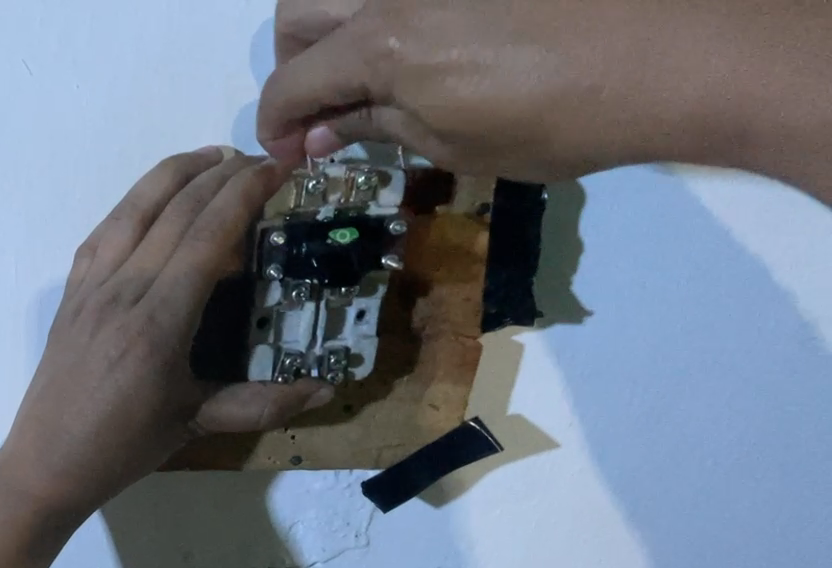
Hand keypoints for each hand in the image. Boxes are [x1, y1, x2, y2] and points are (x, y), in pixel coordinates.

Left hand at [0, 149, 331, 521]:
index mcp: (158, 320)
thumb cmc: (120, 449)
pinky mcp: (67, 301)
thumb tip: (326, 392)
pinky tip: (147, 204)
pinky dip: (127, 208)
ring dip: (171, 175)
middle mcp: (121, 293)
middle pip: (173, 211)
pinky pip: (98, 238)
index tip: (280, 168)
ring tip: (209, 158)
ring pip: (130, 212)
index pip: (207, 232)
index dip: (246, 191)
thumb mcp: (192, 424)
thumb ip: (259, 403)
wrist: (45, 465)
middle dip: (220, 174)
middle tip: (258, 161)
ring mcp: (88, 293)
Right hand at [257, 0, 828, 182]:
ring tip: (367, 66)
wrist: (692, 49)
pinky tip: (422, 36)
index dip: (275, 127)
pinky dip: (390, 11)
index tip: (290, 154)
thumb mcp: (450, 141)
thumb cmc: (561, 118)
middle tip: (324, 104)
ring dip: (334, 25)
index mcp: (384, 44)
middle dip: (294, 64)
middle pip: (299, 12)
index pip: (287, 85)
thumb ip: (372, 126)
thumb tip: (317, 134)